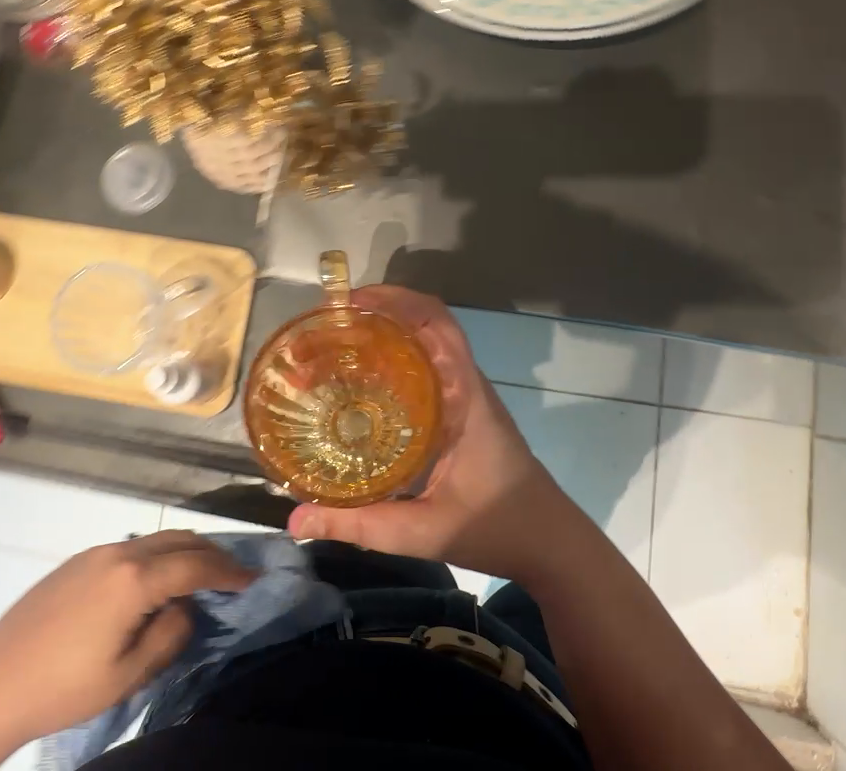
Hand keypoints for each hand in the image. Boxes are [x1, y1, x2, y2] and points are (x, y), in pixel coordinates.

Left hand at [0, 531, 254, 751]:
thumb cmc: (62, 689)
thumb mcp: (128, 674)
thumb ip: (169, 635)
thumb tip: (184, 609)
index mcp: (133, 579)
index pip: (195, 565)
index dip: (229, 571)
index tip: (254, 578)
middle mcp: (116, 554)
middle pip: (177, 540)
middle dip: (211, 553)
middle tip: (234, 573)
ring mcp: (91, 555)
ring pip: (152, 541)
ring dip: (182, 552)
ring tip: (201, 576)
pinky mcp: (73, 565)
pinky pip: (129, 549)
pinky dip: (156, 557)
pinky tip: (156, 583)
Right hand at [286, 286, 585, 585]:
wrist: (549, 544)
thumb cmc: (495, 528)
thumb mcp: (423, 531)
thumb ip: (360, 525)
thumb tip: (296, 521)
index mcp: (465, 398)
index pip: (437, 325)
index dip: (396, 301)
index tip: (349, 303)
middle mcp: (466, 386)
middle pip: (426, 326)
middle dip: (378, 315)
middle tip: (326, 330)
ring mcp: (467, 397)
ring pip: (426, 347)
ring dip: (386, 336)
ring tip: (333, 349)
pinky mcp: (463, 413)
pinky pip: (427, 371)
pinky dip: (395, 363)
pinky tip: (360, 386)